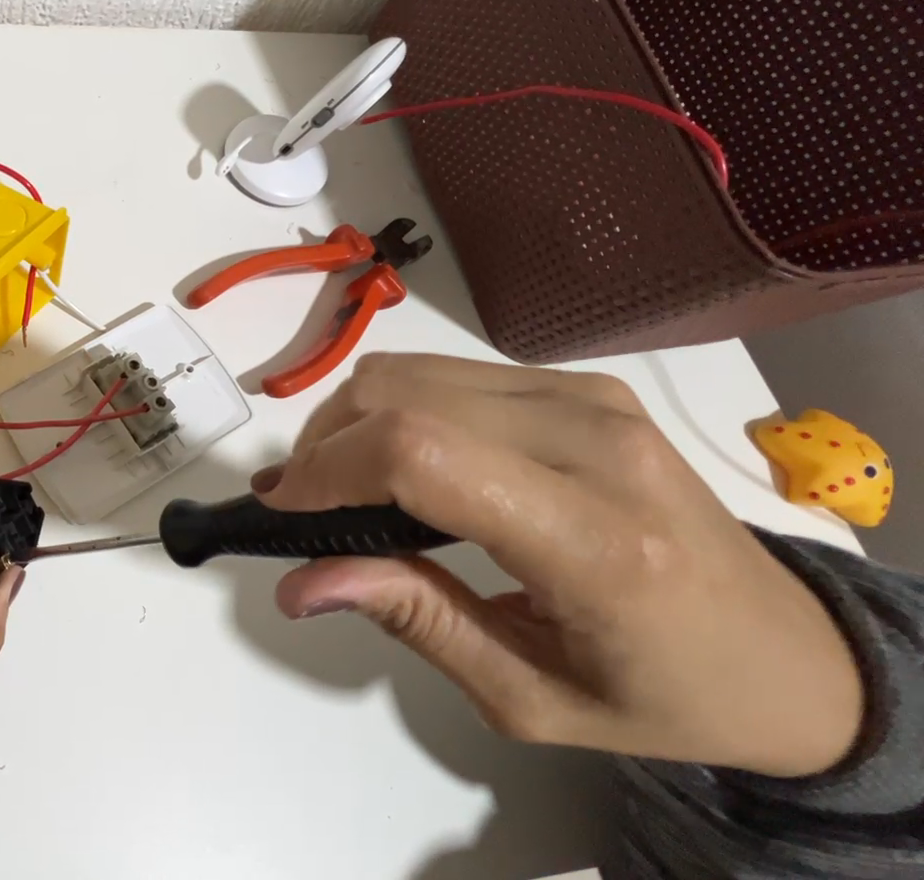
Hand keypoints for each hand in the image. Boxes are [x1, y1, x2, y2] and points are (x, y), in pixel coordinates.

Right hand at [256, 353, 863, 778]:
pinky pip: (439, 373)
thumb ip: (412, 619)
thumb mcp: (527, 695)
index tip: (280, 512)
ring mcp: (590, 399)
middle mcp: (595, 442)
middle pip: (399, 397)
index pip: (423, 456)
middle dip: (322, 446)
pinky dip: (388, 410)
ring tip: (340, 485)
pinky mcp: (578, 385)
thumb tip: (297, 581)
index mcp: (595, 540)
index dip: (327, 470)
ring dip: (348, 424)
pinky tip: (392, 462)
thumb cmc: (658, 693)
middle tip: (304, 507)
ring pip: (406, 373)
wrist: (788, 653)